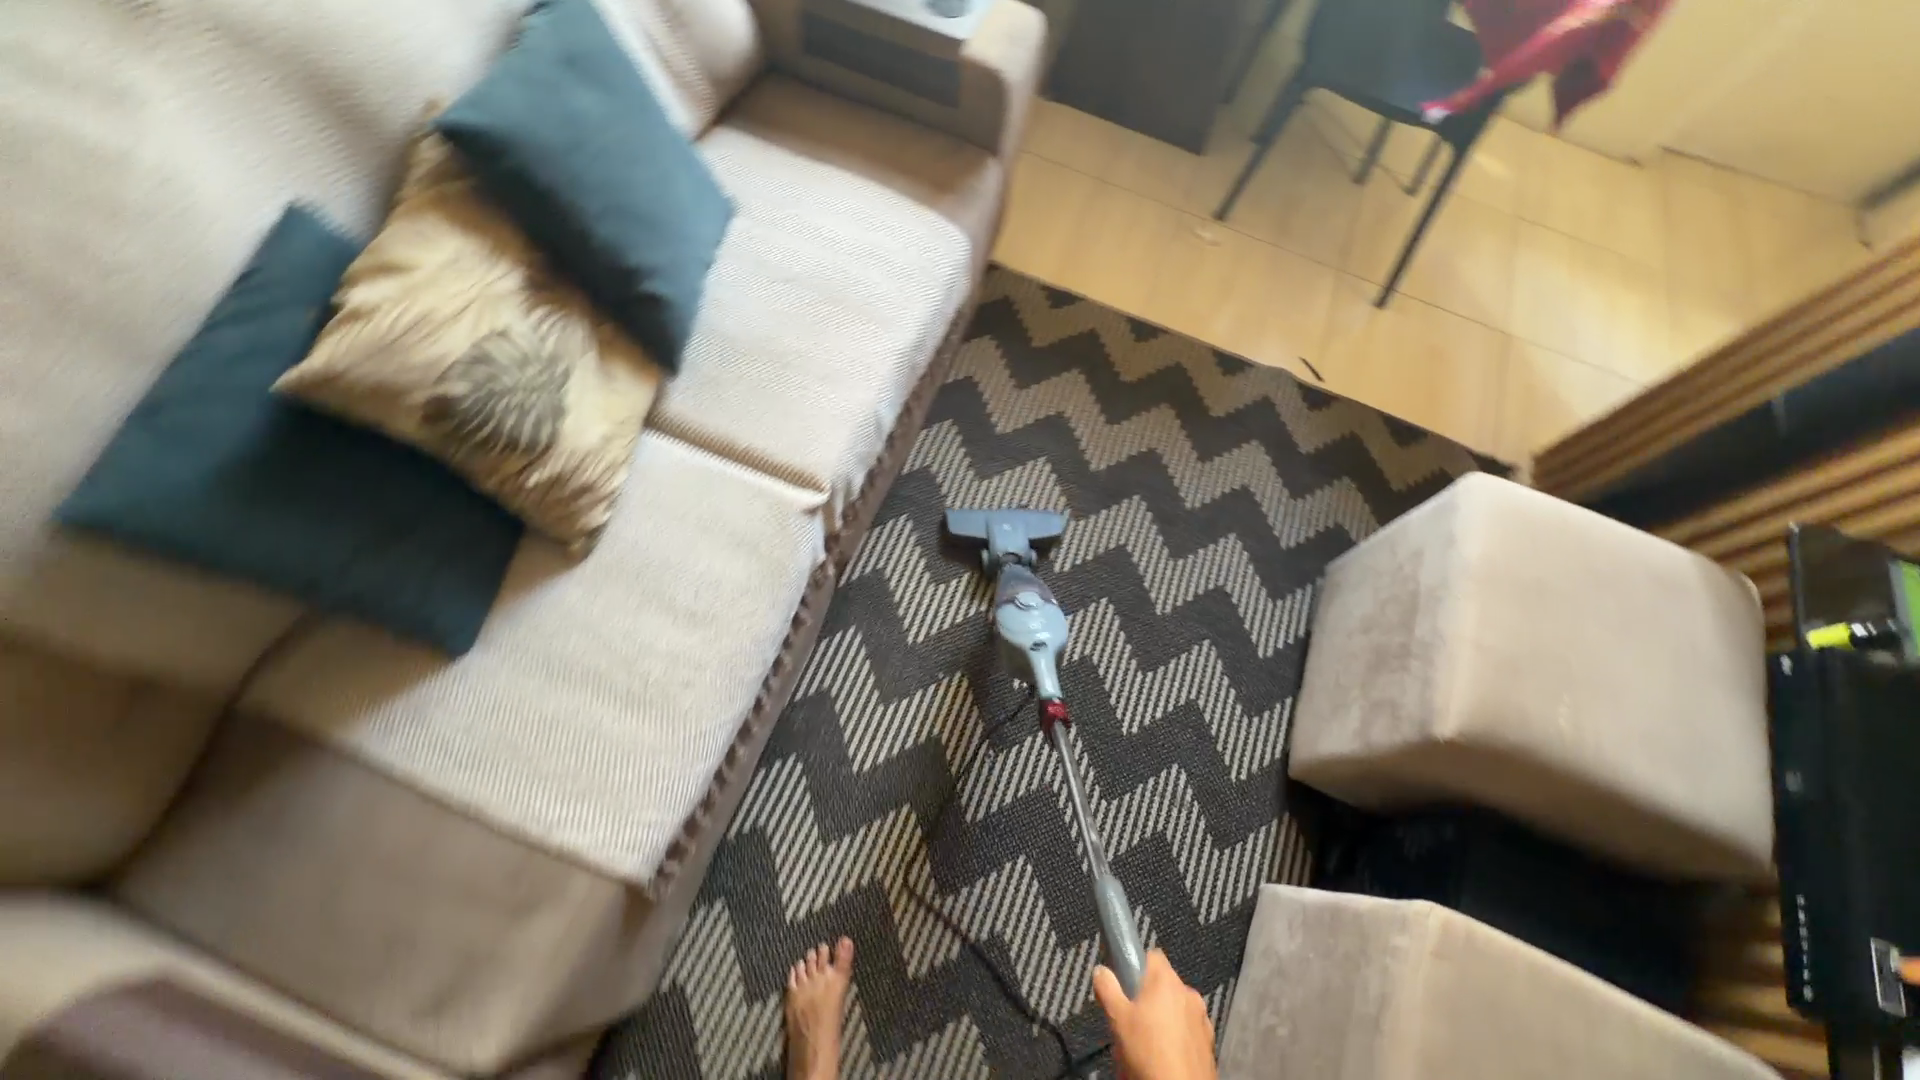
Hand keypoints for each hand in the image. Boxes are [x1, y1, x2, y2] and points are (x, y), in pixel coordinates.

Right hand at [1092, 949, 1217, 1079]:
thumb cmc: (1148, 1051)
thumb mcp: (1117, 1019)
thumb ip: (1107, 988)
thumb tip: (1101, 969)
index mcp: (1167, 980)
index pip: (1152, 955)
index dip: (1137, 966)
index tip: (1126, 984)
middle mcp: (1188, 993)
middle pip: (1164, 984)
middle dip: (1149, 996)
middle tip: (1131, 1017)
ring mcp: (1202, 1018)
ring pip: (1177, 1008)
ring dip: (1164, 1017)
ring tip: (1147, 1041)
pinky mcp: (1210, 1042)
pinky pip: (1188, 1029)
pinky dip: (1178, 1036)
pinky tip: (1165, 1054)